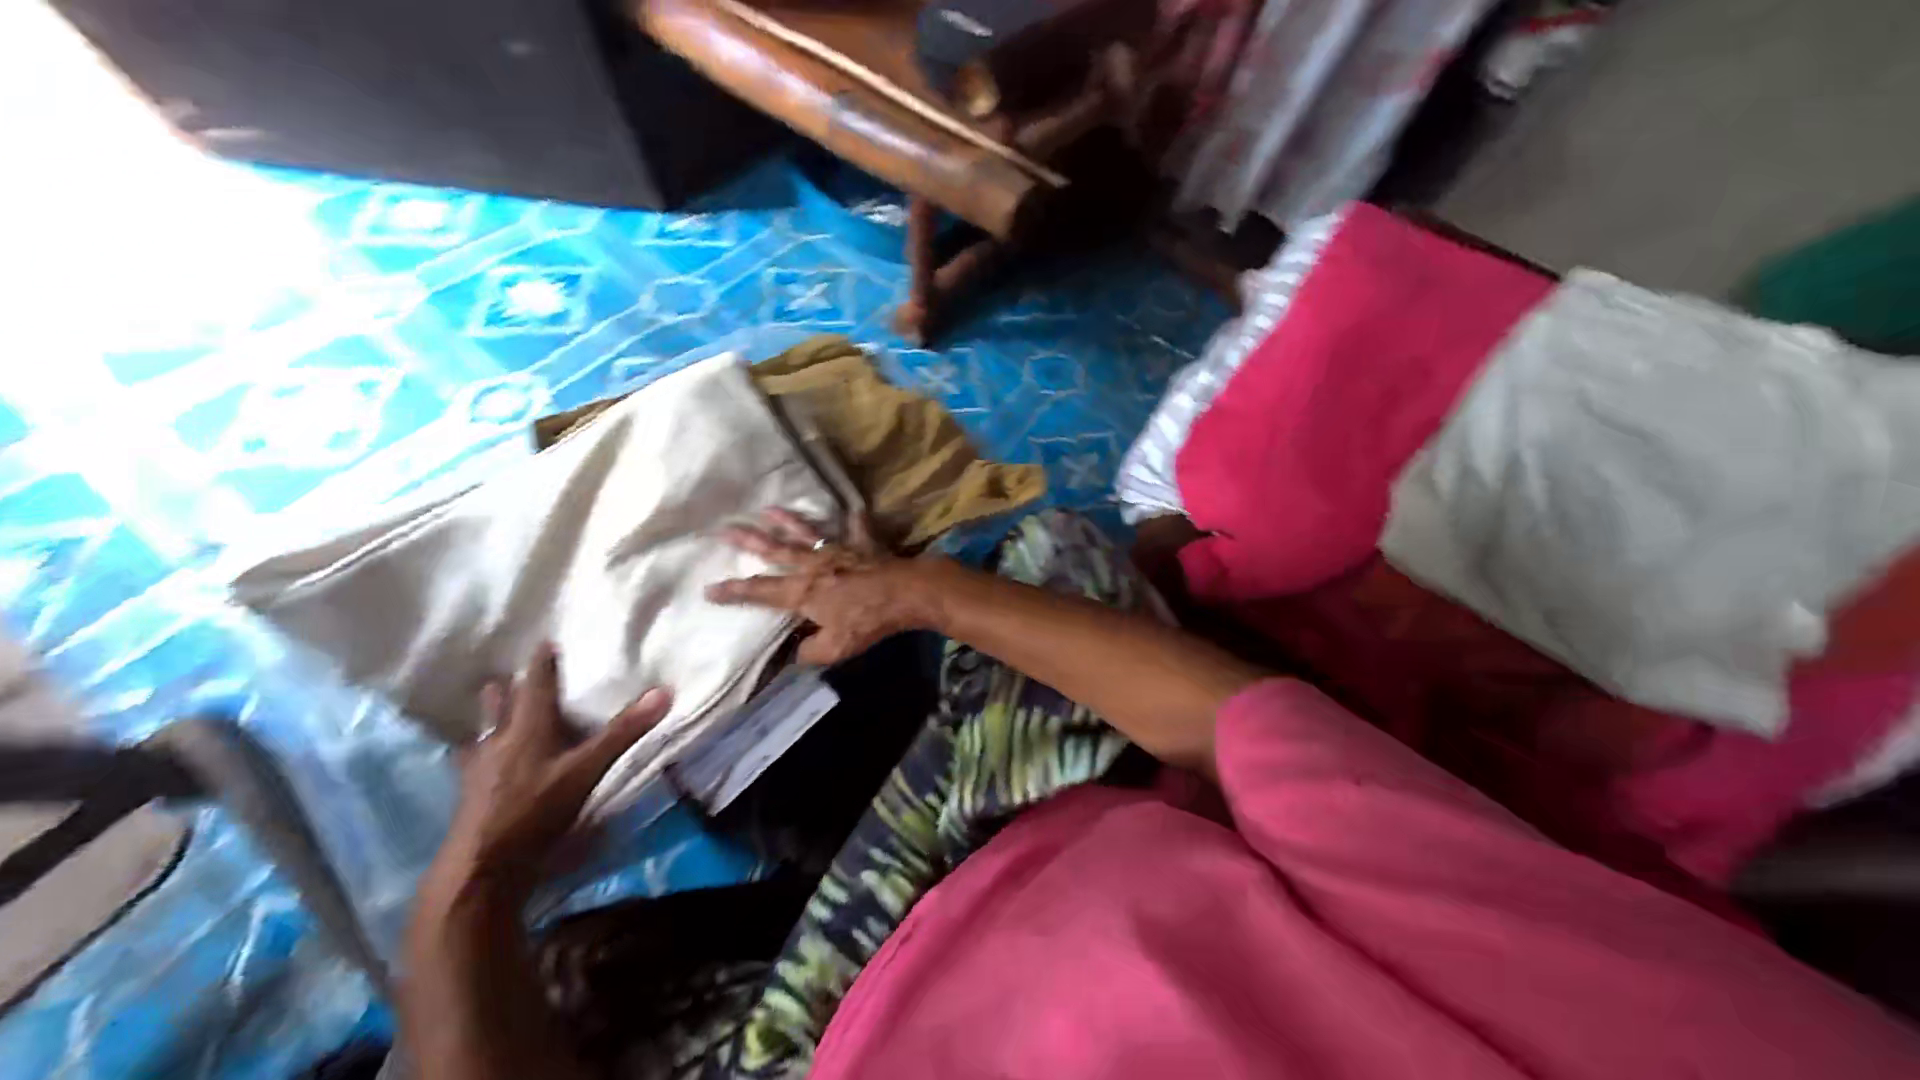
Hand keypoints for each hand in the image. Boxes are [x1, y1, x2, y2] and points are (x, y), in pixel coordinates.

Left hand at [431, 644, 670, 896]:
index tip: (544, 642)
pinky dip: (477, 756)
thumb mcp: (587, 769)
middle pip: (501, 705)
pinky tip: (479, 764)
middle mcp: (498, 741)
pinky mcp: (469, 796)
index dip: (541, 662)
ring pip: (483, 733)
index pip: (535, 684)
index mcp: (527, 727)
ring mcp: (479, 770)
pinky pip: (472, 765)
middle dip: (507, 688)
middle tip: (511, 674)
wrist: (483, 865)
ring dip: (489, 720)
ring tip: (492, 711)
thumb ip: (623, 732)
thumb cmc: (537, 809)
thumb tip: (663, 692)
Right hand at [706, 508, 937, 665]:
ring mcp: (838, 550)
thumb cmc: (867, 621)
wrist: (904, 593)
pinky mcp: (863, 545)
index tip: (708, 589)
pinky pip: (857, 529)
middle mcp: (813, 565)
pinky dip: (855, 520)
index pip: (760, 592)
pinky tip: (854, 509)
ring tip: (769, 508)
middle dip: (747, 541)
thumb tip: (796, 652)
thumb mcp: (835, 648)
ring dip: (787, 520)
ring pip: (807, 532)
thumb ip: (810, 650)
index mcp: (802, 592)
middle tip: (724, 529)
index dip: (733, 592)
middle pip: (775, 551)